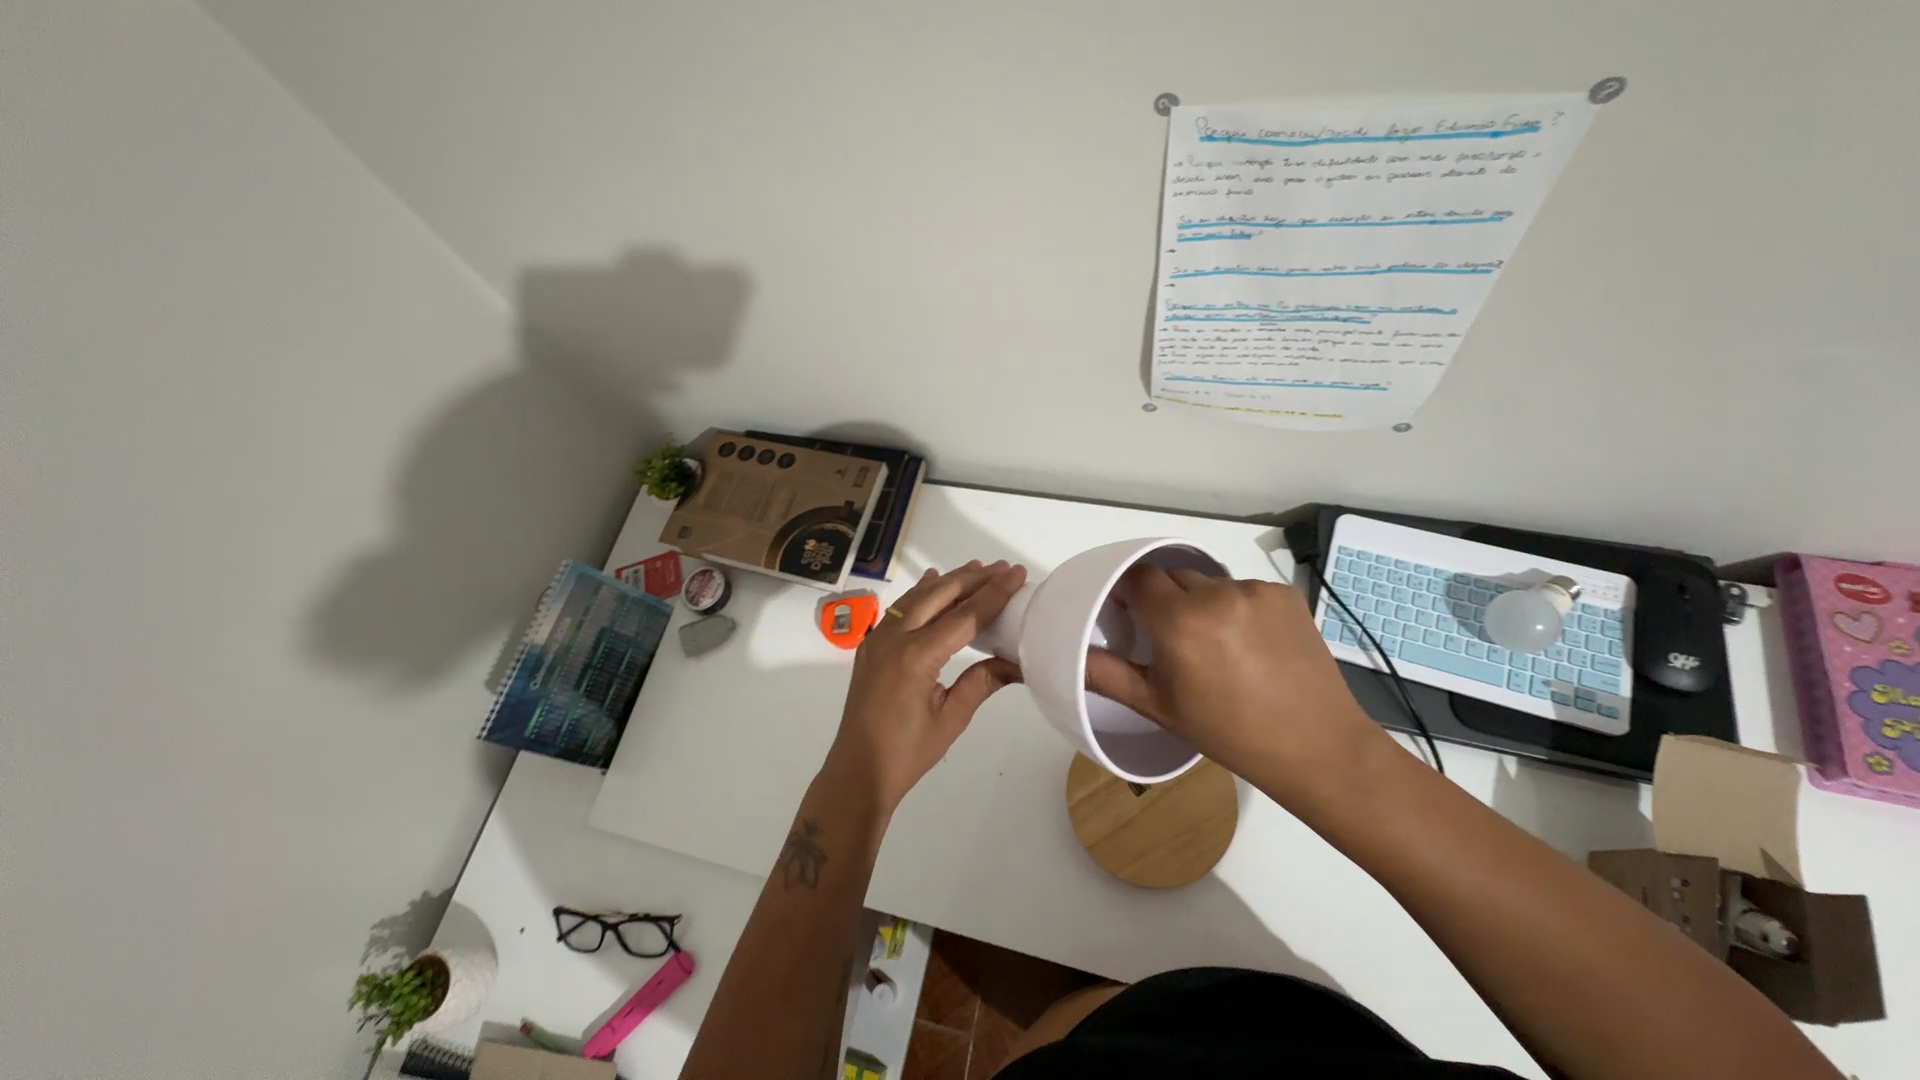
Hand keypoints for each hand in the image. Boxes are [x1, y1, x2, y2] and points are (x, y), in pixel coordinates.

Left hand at [827, 560, 1027, 812]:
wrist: (857, 770)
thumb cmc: (907, 752)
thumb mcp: (952, 718)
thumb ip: (983, 682)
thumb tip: (1017, 662)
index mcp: (917, 657)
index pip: (964, 616)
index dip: (993, 594)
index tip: (1016, 574)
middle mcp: (894, 638)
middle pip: (939, 595)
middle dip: (973, 579)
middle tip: (1002, 568)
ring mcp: (877, 640)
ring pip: (917, 597)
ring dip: (948, 582)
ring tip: (976, 570)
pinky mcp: (870, 647)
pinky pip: (899, 610)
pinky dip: (921, 594)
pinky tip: (933, 583)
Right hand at [1084, 564, 1384, 802]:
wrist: (1317, 745)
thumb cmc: (1230, 732)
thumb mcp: (1160, 707)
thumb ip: (1108, 675)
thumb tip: (1069, 655)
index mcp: (1181, 621)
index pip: (1136, 576)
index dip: (1125, 591)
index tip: (1125, 615)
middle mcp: (1218, 593)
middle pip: (1171, 575)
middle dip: (1162, 599)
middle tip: (1166, 638)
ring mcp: (1256, 590)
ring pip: (1208, 582)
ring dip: (1199, 603)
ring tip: (1213, 647)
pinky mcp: (1284, 594)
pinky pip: (1242, 589)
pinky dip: (1233, 607)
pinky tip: (1246, 644)